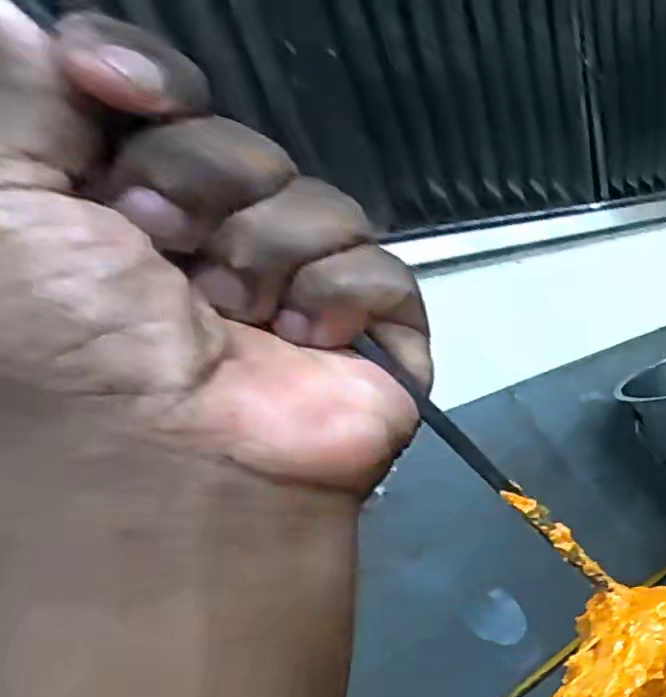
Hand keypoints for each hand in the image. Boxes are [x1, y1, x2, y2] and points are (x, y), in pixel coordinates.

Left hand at [0, 4, 430, 494]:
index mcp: (117, 190)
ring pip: (325, 203)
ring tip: (240, 313)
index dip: (143, 70)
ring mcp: (307, 277)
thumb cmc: (60, 332)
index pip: (157, 92)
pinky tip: (308, 340)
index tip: (121, 85)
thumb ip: (12, 100)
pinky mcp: (382, 321)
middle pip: (242, 143)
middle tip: (163, 246)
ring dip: (269, 256)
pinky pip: (385, 269)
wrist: (179, 441)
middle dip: (199, 184)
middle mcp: (217, 226)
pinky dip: (341, 300)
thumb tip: (31, 26)